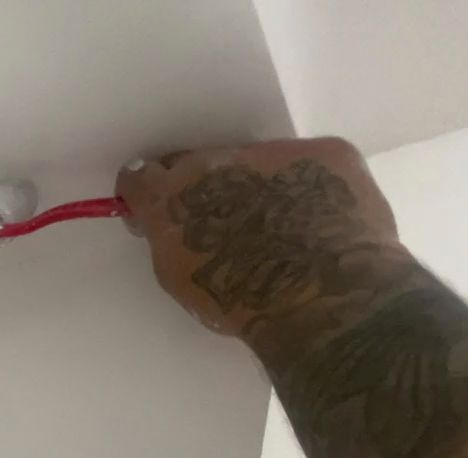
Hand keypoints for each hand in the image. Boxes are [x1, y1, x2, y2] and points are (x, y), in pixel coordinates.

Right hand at [116, 138, 405, 337]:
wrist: (322, 295)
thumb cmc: (234, 298)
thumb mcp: (174, 273)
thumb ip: (165, 234)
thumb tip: (165, 219)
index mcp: (171, 198)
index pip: (141, 174)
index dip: (143, 189)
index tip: (149, 203)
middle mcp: (217, 164)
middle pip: (195, 163)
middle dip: (194, 186)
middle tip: (210, 218)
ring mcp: (274, 152)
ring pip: (248, 160)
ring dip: (245, 182)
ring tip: (264, 219)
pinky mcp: (326, 149)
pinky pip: (297, 162)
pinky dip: (291, 182)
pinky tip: (303, 212)